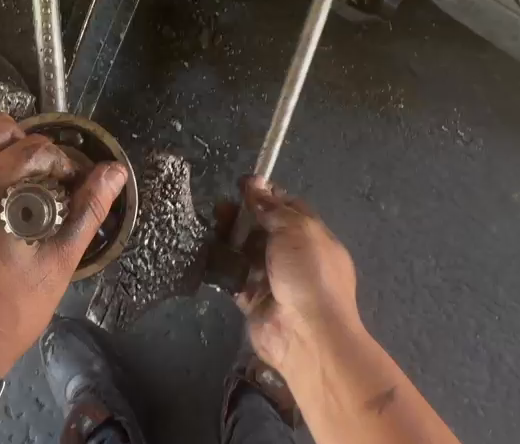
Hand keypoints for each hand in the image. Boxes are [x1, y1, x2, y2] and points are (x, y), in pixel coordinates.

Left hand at [0, 113, 128, 376]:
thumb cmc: (3, 311)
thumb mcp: (54, 263)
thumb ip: (86, 211)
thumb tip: (113, 173)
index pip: (31, 145)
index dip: (61, 160)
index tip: (72, 183)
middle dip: (29, 143)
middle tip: (50, 175)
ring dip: (5, 154)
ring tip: (29, 189)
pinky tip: (3, 206)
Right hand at [233, 178, 361, 384]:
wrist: (308, 335)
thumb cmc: (308, 274)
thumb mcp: (296, 229)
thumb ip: (272, 206)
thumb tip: (254, 184)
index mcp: (311, 238)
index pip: (287, 208)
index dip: (266, 194)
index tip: (243, 184)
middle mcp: (292, 256)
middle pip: (261, 227)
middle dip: (241, 215)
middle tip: (221, 208)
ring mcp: (272, 278)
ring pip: (244, 249)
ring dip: (228, 237)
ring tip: (213, 227)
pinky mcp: (252, 298)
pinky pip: (233, 275)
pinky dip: (221, 264)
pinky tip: (208, 251)